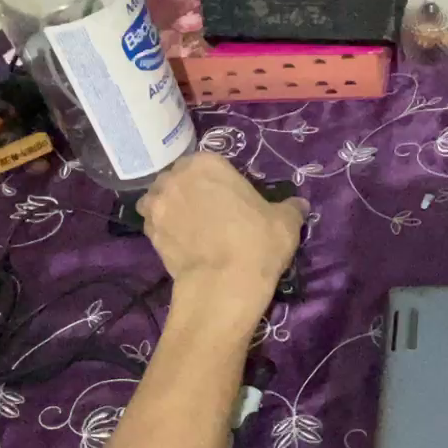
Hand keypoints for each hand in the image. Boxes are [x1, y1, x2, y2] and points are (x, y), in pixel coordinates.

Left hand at [137, 153, 306, 323]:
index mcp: (208, 163)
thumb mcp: (286, 221)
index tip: (231, 197)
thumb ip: (291, 207)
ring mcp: (157, 205)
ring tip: (191, 226)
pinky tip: (181, 242)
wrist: (224, 284)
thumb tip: (299, 205)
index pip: (210, 163)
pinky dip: (164, 228)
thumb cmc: (257, 242)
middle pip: (181, 178)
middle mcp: (176, 178)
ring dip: (173, 206)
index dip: (220, 180)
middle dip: (192, 190)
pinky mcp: (148, 233)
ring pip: (162, 198)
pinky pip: (154, 223)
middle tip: (211, 212)